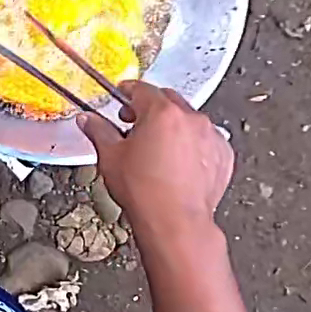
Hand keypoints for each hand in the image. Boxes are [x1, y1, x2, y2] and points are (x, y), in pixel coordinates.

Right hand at [77, 81, 234, 237]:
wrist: (174, 222)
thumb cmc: (144, 191)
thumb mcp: (110, 157)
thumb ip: (99, 131)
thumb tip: (88, 120)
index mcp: (161, 113)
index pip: (142, 90)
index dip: (128, 91)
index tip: (122, 94)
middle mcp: (191, 119)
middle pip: (168, 101)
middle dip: (150, 108)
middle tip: (134, 123)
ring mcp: (210, 137)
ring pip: (188, 120)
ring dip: (172, 127)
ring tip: (156, 149)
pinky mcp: (222, 156)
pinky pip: (205, 141)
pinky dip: (191, 145)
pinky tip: (176, 163)